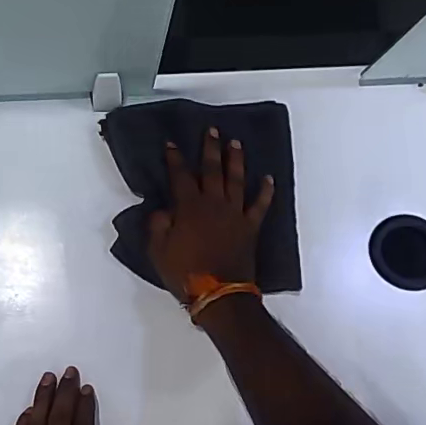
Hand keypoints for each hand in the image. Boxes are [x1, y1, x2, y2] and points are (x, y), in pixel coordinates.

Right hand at [148, 127, 275, 301]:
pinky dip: (265, 191)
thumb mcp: (158, 250)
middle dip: (210, 148)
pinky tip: (268, 178)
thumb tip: (161, 209)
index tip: (171, 143)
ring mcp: (235, 214)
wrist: (219, 294)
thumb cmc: (185, 272)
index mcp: (189, 207)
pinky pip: (260, 205)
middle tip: (212, 130)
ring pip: (236, 180)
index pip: (180, 176)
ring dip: (236, 160)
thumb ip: (158, 225)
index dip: (175, 158)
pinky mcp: (250, 227)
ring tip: (235, 143)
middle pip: (211, 170)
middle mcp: (213, 204)